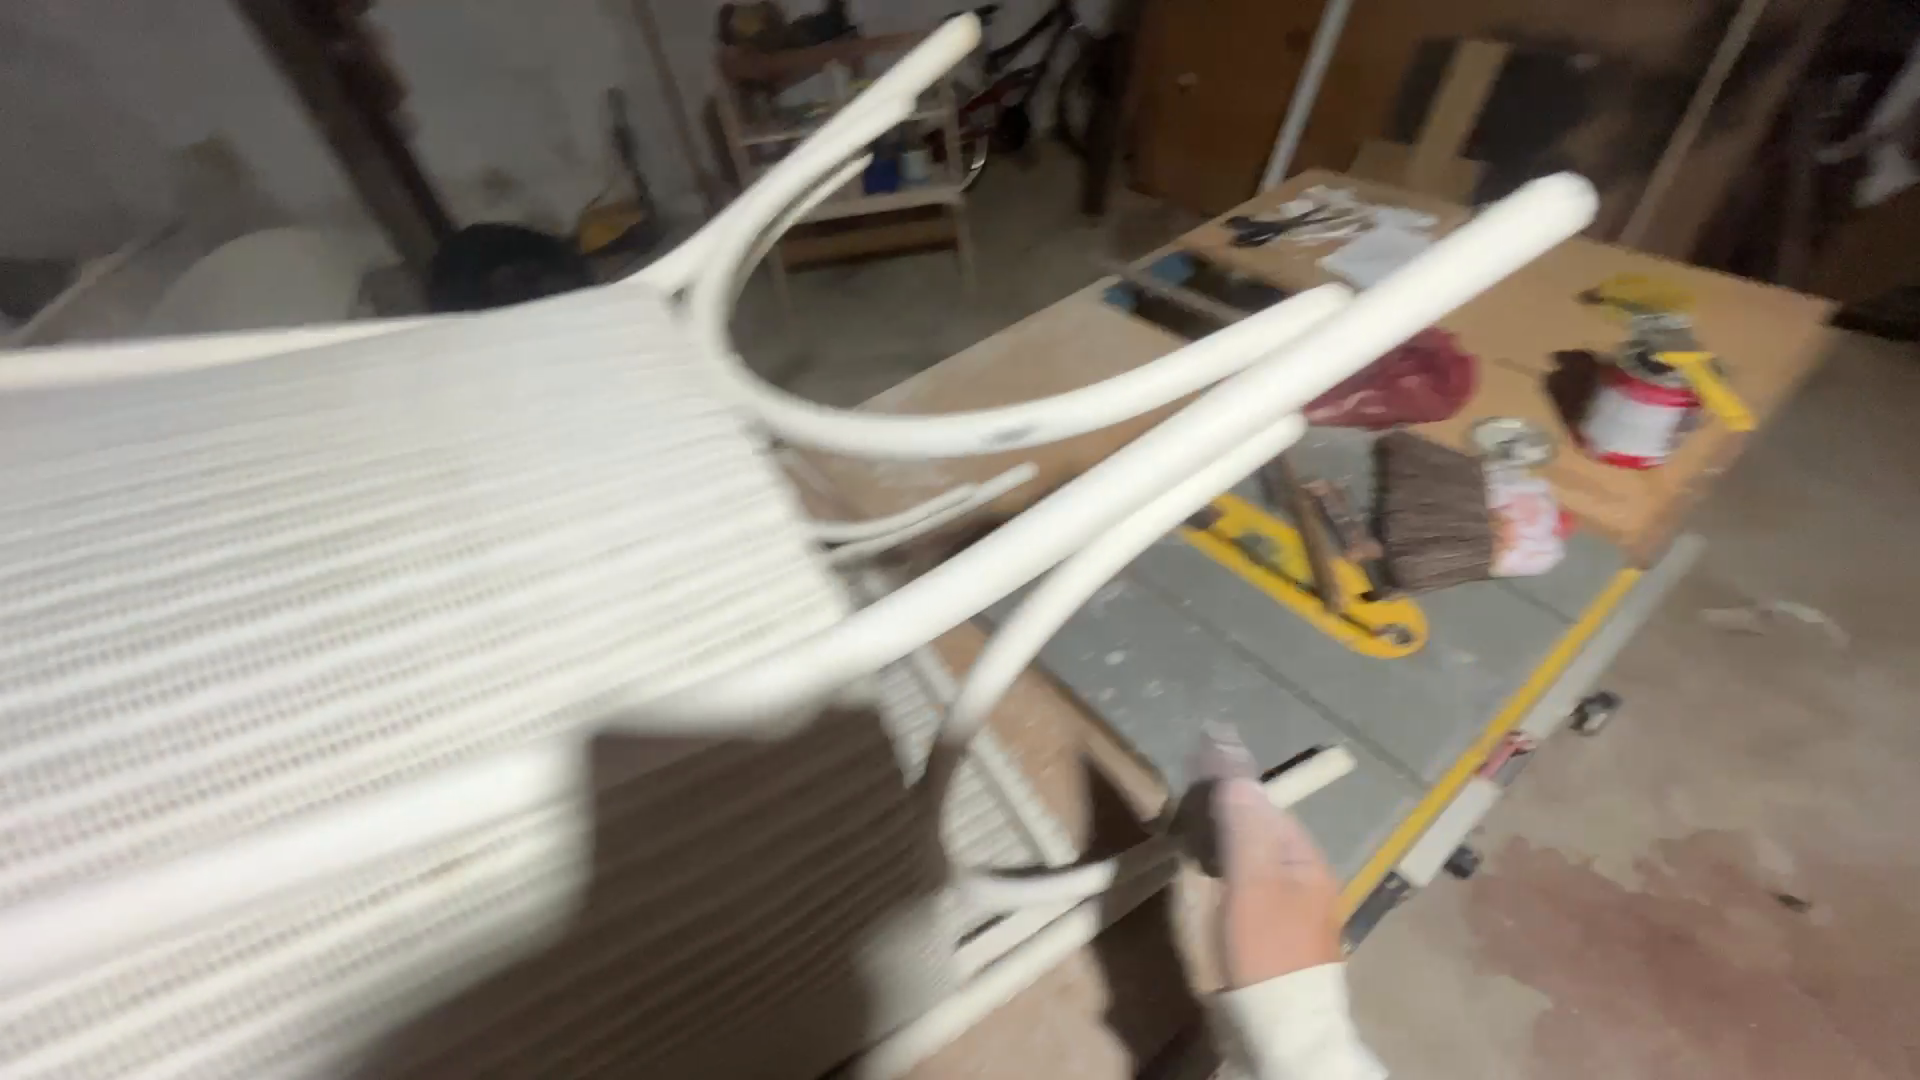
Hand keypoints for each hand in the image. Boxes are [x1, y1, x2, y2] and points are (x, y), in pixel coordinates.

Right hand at [1185, 727, 1343, 987]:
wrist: (1279, 1031)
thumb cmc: (1265, 950)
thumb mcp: (1251, 884)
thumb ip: (1244, 827)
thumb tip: (1235, 772)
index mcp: (1305, 859)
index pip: (1263, 804)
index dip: (1229, 785)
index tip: (1194, 769)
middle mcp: (1303, 875)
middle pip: (1257, 826)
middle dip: (1223, 807)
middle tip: (1183, 798)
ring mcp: (1290, 902)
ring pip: (1249, 850)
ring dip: (1220, 833)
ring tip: (1184, 823)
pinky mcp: (1270, 925)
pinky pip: (1244, 875)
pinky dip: (1222, 861)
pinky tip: (1201, 864)